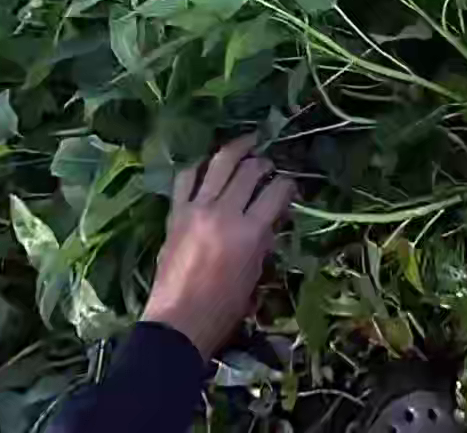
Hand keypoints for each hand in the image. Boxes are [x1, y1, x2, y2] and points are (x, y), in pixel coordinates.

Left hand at [142, 135, 296, 357]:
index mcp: (249, 233)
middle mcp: (224, 213)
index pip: (276, 192)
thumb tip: (272, 215)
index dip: (288, 184)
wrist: (177, 325)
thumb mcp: (255, 275)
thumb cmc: (223, 309)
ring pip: (220, 163)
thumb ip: (264, 239)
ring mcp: (197, 208)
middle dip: (264, 163)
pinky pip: (186, 177)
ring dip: (237, 148)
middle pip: (250, 170)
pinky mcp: (176, 212)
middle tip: (269, 165)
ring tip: (248, 142)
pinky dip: (199, 166)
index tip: (290, 185)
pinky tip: (208, 163)